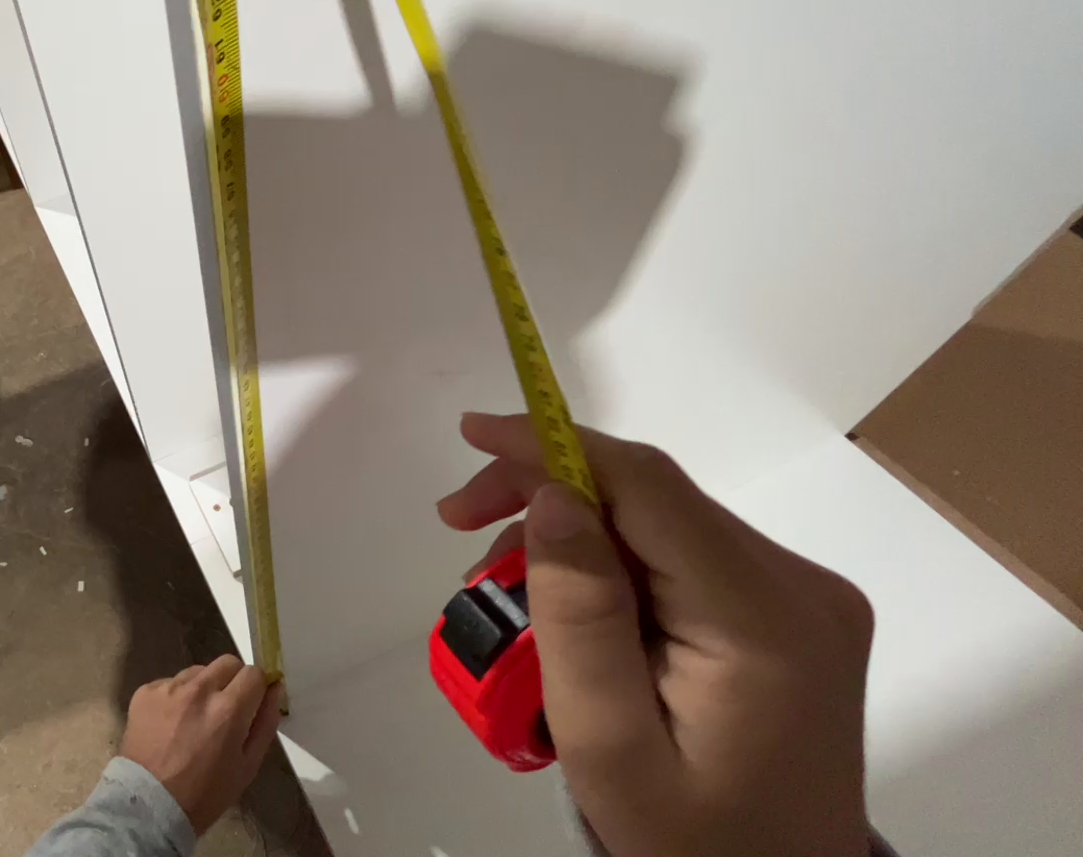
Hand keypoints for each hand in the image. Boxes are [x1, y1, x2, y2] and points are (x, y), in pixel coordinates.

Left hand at [119, 654, 283, 833]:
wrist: (150, 805)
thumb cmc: (206, 793)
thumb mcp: (247, 766)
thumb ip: (265, 722)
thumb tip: (274, 687)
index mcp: (228, 709)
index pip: (253, 673)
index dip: (256, 686)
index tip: (251, 700)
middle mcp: (198, 689)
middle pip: (227, 663)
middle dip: (233, 680)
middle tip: (226, 708)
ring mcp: (168, 687)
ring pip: (198, 671)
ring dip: (203, 687)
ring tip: (195, 719)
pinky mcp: (146, 690)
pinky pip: (171, 682)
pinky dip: (176, 696)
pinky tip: (171, 723)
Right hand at [437, 412, 874, 856]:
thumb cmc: (681, 835)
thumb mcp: (605, 738)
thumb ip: (579, 617)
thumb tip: (550, 498)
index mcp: (761, 618)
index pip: (647, 486)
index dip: (552, 443)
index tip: (471, 433)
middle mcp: (794, 584)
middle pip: (642, 492)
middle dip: (538, 490)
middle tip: (456, 518)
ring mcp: (790, 593)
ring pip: (644, 514)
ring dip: (558, 526)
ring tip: (492, 577)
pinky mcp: (770, 605)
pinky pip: (661, 547)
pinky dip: (593, 554)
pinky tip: (551, 590)